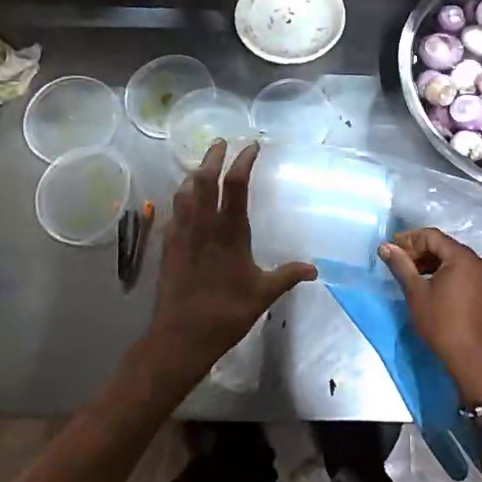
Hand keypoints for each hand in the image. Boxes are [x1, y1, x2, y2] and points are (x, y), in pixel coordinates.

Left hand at [146, 141, 315, 381]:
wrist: (179, 337)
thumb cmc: (225, 314)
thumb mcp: (263, 295)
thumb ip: (287, 276)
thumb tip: (314, 269)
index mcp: (229, 232)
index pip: (235, 185)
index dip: (243, 161)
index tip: (251, 147)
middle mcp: (203, 226)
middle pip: (204, 179)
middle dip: (212, 157)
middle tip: (221, 143)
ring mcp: (181, 235)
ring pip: (183, 192)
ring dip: (193, 175)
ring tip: (202, 168)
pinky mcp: (167, 247)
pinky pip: (173, 213)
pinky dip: (180, 199)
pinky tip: (184, 203)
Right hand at [378, 228, 481, 402]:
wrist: (469, 357)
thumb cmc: (440, 322)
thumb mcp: (415, 291)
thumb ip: (400, 265)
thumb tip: (385, 246)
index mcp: (462, 257)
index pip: (432, 236)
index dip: (409, 239)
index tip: (391, 248)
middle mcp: (475, 261)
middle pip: (443, 245)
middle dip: (418, 250)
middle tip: (397, 260)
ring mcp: (481, 275)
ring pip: (450, 258)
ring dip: (429, 261)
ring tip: (408, 272)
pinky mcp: (481, 288)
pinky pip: (459, 270)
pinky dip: (441, 271)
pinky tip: (426, 282)